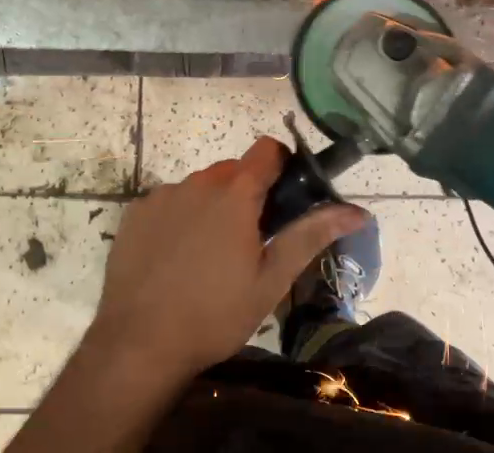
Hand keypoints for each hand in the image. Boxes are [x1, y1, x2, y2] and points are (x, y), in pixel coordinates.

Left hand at [85, 137, 367, 379]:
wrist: (138, 343)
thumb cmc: (215, 314)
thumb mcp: (271, 280)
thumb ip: (311, 236)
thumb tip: (357, 211)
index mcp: (235, 193)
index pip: (267, 150)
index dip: (282, 166)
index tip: (285, 198)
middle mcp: (198, 182)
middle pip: (233, 171)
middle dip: (247, 195)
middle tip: (251, 241)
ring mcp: (163, 195)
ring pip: (200, 187)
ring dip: (212, 207)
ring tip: (210, 256)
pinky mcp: (136, 212)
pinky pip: (169, 202)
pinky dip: (180, 219)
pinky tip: (176, 259)